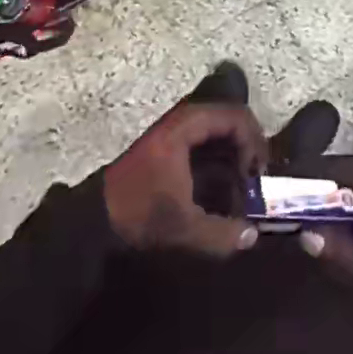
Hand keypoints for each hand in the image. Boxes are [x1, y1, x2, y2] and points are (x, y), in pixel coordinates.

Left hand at [103, 102, 267, 256]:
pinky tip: (225, 184)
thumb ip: (220, 233)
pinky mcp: (170, 144)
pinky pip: (207, 139)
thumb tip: (252, 236)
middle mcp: (182, 120)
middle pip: (229, 119)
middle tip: (257, 178)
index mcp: (186, 127)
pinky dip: (222, 156)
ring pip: (219, 129)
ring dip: (236, 152)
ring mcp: (175, 130)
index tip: (256, 175)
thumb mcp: (182, 226)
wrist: (95, 217)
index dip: (253, 143)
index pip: (234, 117)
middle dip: (248, 146)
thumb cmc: (139, 213)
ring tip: (243, 184)